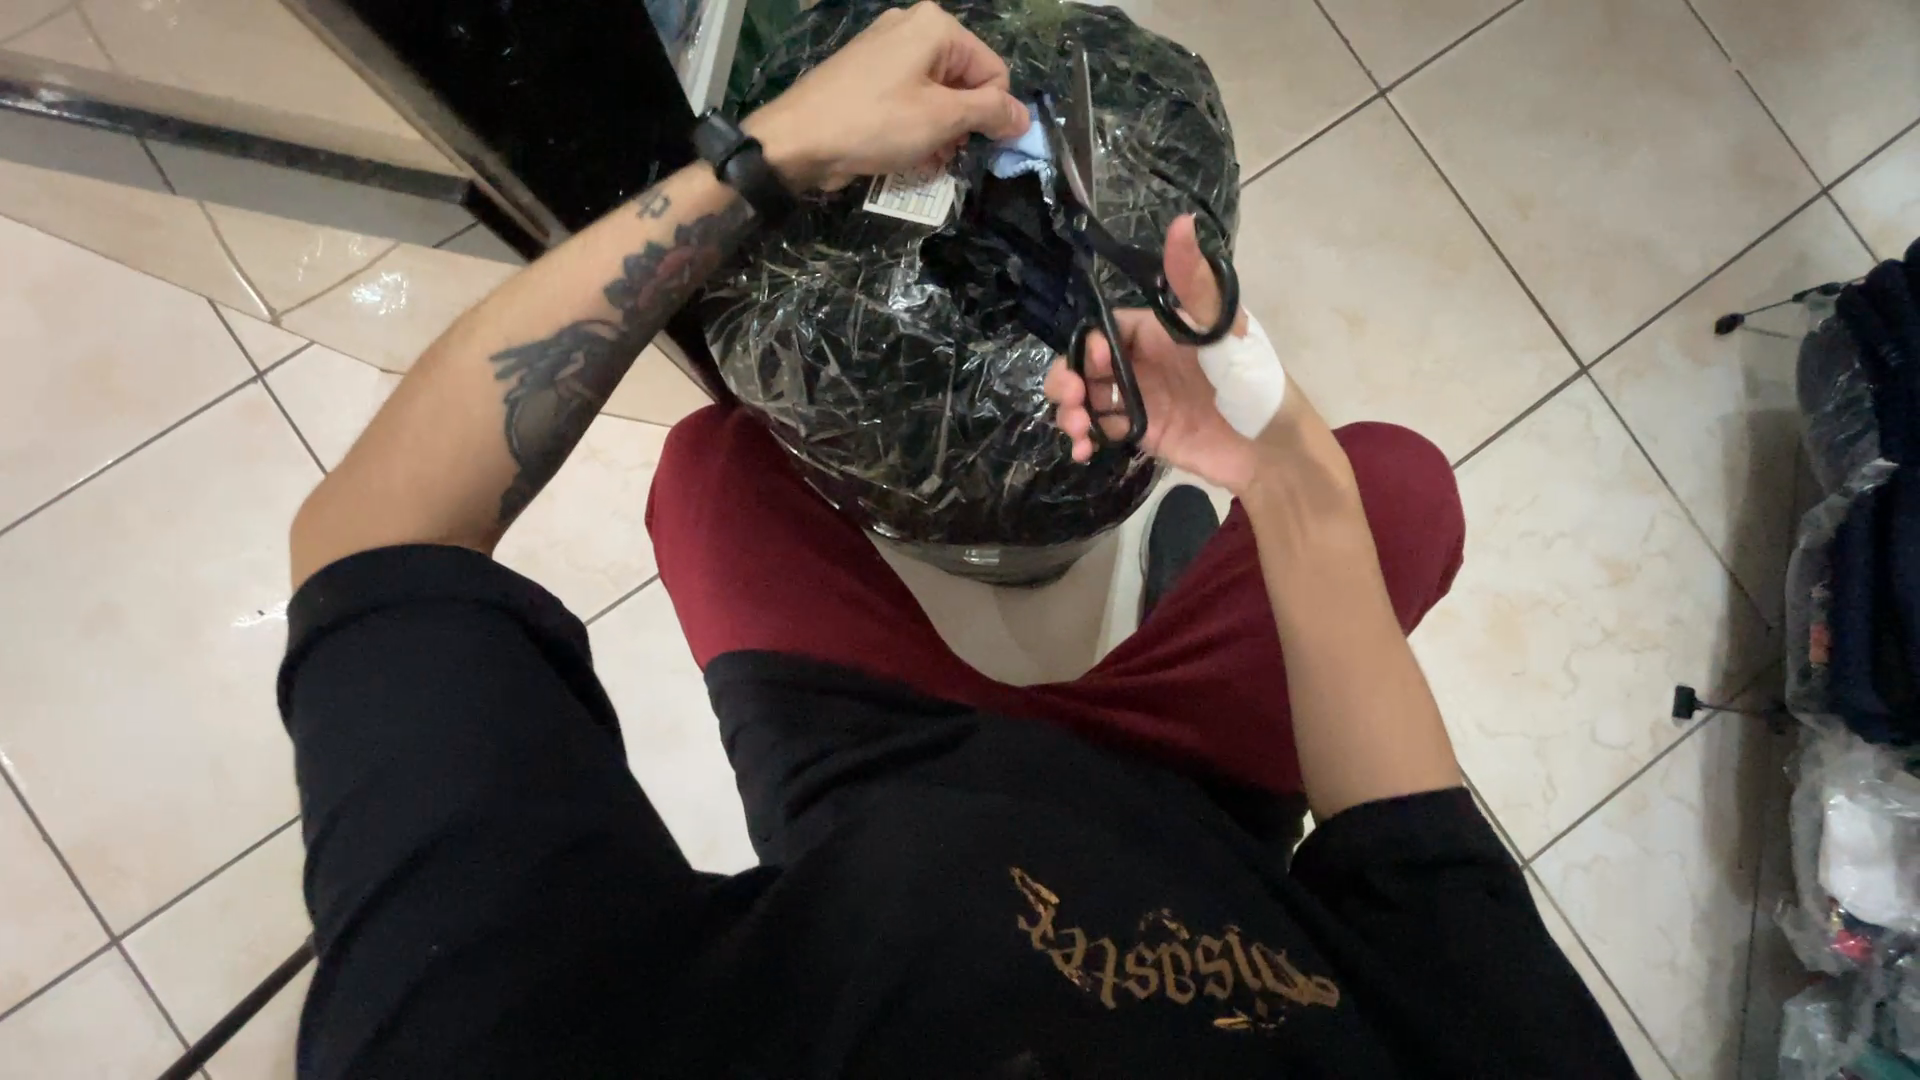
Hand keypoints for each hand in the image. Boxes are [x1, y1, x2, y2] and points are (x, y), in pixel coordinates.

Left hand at [742, 1, 1030, 191]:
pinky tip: (905, 154)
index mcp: (936, 27)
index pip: (993, 72)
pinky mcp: (868, 77)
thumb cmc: (875, 125)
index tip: (976, 147)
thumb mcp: (941, 120)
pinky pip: (909, 102)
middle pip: (965, 83)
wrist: (800, 140)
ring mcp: (886, 51)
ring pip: (937, 98)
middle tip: (945, 154)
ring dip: (939, 135)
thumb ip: (989, 114)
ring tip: (923, 159)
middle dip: (962, 125)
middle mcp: (913, 29)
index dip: (992, 114)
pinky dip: (915, 130)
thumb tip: (1024, 118)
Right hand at [1043, 216, 1264, 489]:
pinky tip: (1083, 449)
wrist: (1270, 445)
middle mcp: (1140, 364)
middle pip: (1085, 366)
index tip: (1096, 360)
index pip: (1105, 330)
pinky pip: (1100, 431)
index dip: (1089, 344)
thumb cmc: (1250, 378)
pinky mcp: (1139, 433)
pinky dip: (1084, 439)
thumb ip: (1194, 282)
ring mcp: (1138, 400)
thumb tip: (1181, 222)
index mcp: (1155, 332)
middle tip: (1073, 399)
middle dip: (1066, 380)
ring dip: (1069, 412)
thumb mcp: (1221, 327)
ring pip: (1086, 400)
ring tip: (1078, 429)